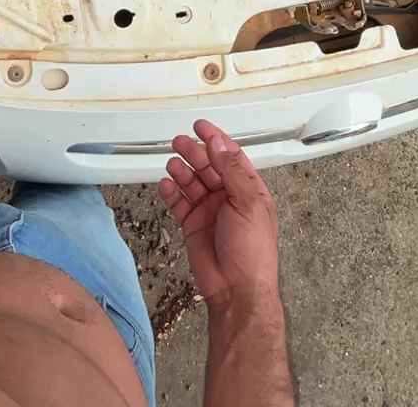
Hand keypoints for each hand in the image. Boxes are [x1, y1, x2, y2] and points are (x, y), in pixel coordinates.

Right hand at [158, 119, 279, 311]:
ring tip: (172, 163)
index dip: (217, 140)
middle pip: (208, 166)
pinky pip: (179, 202)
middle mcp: (229, 197)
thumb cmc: (252, 250)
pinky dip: (171, 192)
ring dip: (181, 170)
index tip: (201, 126)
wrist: (236, 291)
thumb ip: (231, 172)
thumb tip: (218, 144)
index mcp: (249, 190)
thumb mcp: (248, 204)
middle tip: (179, 142)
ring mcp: (210, 210)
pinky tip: (165, 184)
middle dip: (194, 152)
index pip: (231, 157)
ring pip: (192, 182)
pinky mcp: (193, 224)